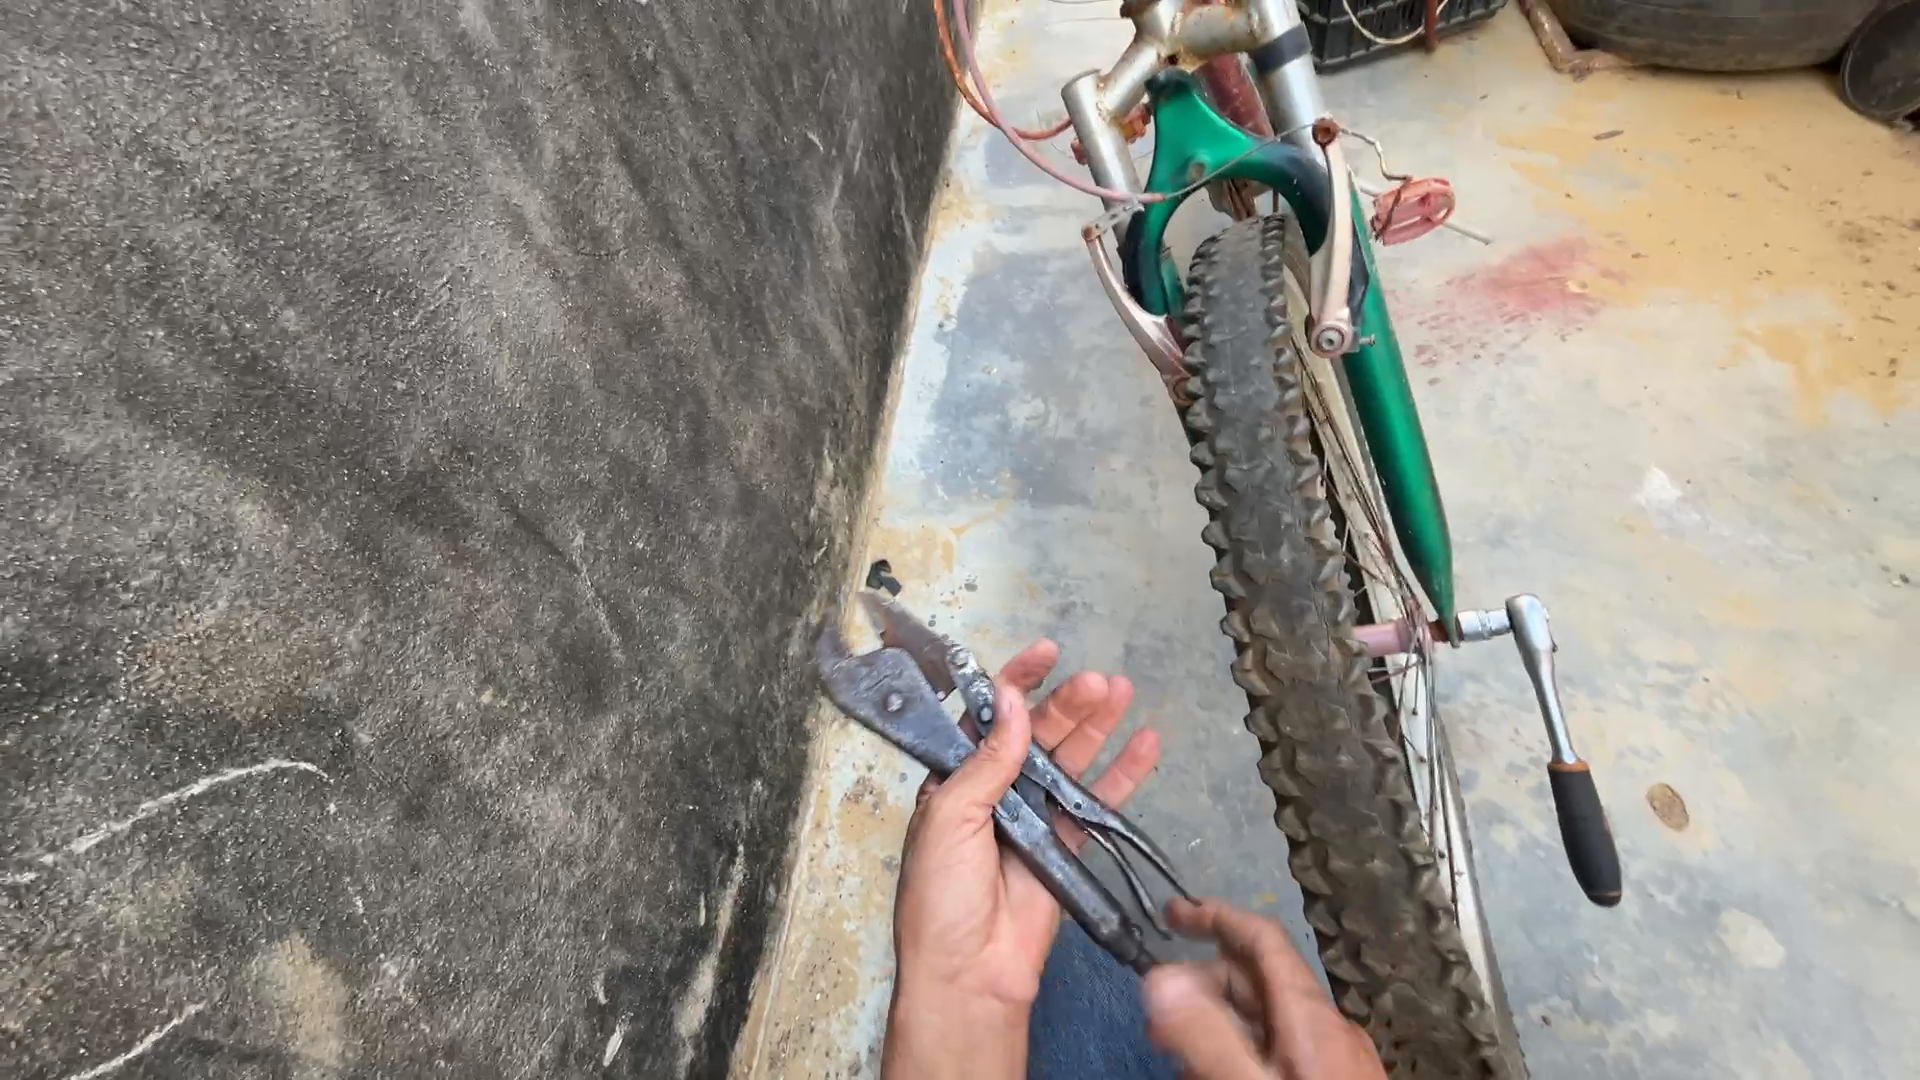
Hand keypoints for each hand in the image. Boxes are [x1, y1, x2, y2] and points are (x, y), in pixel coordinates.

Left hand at [882, 640, 1160, 1079]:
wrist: (969, 972)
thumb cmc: (942, 892)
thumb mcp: (951, 815)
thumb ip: (989, 760)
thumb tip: (1014, 701)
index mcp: (958, 775)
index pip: (991, 715)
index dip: (1017, 681)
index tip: (1047, 654)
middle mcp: (997, 787)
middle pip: (1038, 732)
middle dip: (1067, 703)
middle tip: (1098, 682)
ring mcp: (1035, 813)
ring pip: (1072, 758)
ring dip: (1097, 725)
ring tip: (1123, 691)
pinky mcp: (1066, 843)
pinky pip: (1097, 801)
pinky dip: (1122, 773)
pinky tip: (1145, 744)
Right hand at [1143, 899, 1387, 1079]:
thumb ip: (1205, 1037)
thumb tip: (1157, 979)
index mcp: (1313, 1015)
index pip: (1261, 938)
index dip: (1214, 916)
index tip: (1169, 914)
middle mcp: (1330, 1029)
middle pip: (1258, 981)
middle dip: (1202, 983)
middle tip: (1157, 1013)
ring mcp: (1338, 1063)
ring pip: (1267, 1021)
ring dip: (1218, 1024)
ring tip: (1180, 1057)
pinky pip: (1282, 1054)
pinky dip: (1243, 1053)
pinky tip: (1218, 1076)